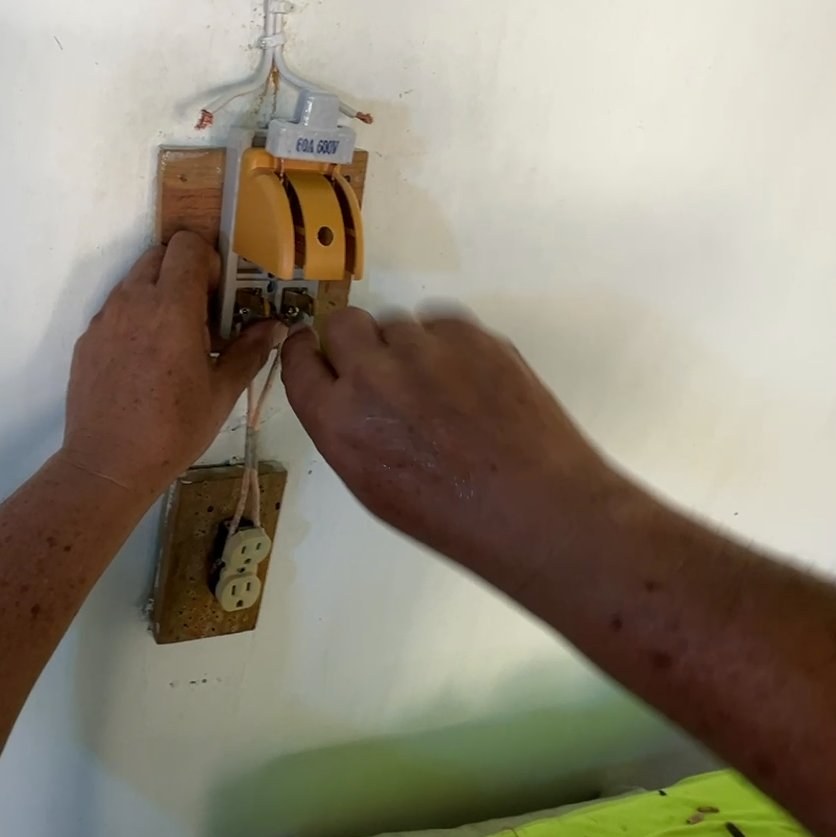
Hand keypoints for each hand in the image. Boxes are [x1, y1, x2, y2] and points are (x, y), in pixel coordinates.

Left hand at [59, 231, 282, 494]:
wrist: (108, 464)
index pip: (187, 245)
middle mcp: (132, 301)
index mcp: (171, 305)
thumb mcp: (221, 391)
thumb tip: (275, 327)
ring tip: (172, 342)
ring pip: (133, 282)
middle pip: (159, 255)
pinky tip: (143, 364)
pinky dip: (134, 320)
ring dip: (157, 295)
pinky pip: (114, 311)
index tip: (218, 298)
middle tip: (200, 315)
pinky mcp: (86, 340)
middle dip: (182, 272)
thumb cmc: (173, 428)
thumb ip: (249, 351)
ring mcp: (104, 319)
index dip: (208, 262)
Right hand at [280, 307, 624, 556]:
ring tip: (441, 388)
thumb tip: (341, 389)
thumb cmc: (448, 513)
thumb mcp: (368, 482)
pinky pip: (440, 323)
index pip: (299, 360)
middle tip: (383, 367)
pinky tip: (470, 383)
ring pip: (397, 323)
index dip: (305, 349)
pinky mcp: (468, 333)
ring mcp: (422, 349)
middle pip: (343, 323)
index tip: (313, 345)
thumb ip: (343, 426)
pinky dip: (448, 346)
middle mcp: (371, 375)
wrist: (536, 509)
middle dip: (355, 340)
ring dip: (406, 346)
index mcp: (338, 420)